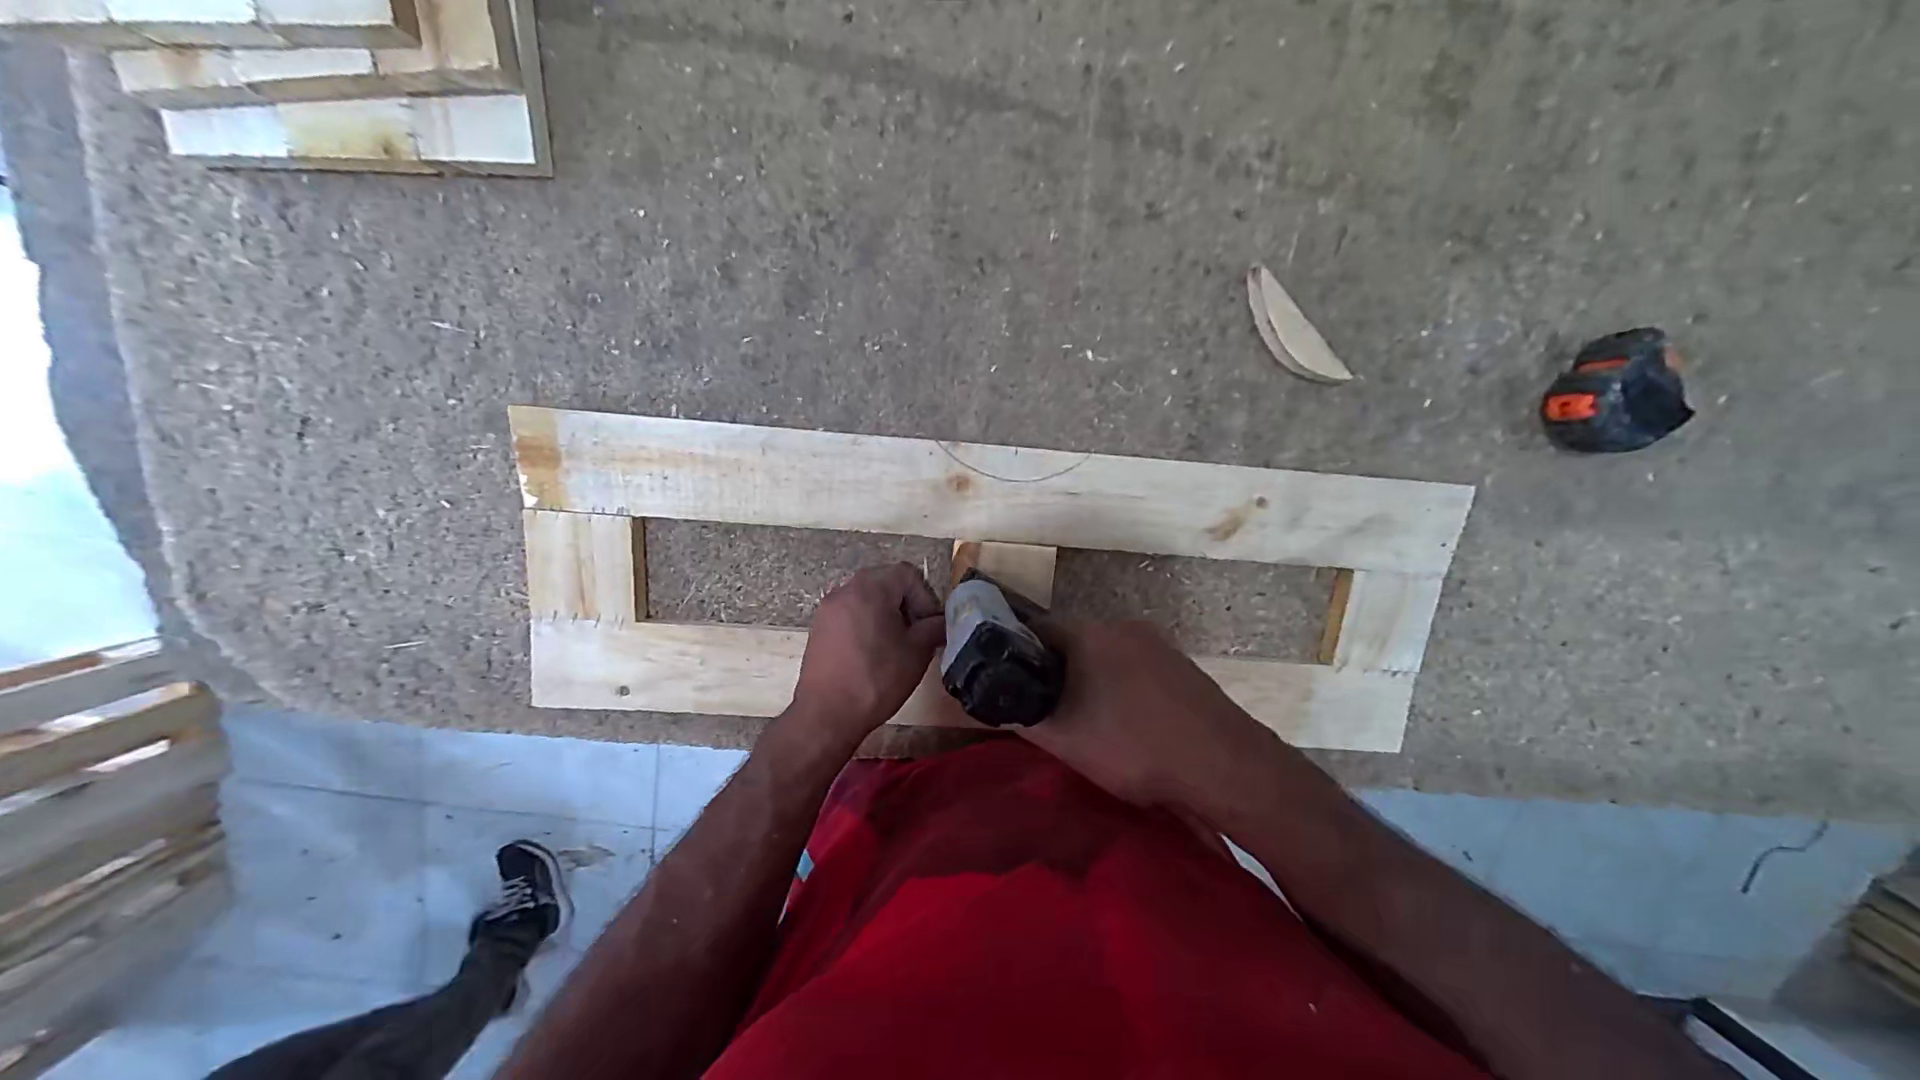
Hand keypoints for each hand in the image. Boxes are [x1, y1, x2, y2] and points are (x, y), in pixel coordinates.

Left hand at [785, 563, 945, 749]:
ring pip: (867, 599)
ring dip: (886, 615)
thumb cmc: (877, 679)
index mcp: (870, 587)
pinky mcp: (818, 628)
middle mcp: (844, 590)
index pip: (907, 574)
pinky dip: (866, 624)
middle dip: (907, 604)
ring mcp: (827, 609)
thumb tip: (941, 622)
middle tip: (916, 634)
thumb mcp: (917, 652)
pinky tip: (872, 654)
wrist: (827, 715)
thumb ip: (934, 627)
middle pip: (886, 582)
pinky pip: (850, 614)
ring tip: (895, 646)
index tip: (928, 626)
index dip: (925, 597)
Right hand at [1017, 619, 1277, 813]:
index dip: (1016, 656)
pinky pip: (1136, 669)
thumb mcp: (1064, 739)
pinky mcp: (1182, 666)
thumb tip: (992, 703)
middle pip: (1073, 642)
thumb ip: (1023, 716)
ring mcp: (1158, 644)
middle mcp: (1123, 626)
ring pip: (1106, 657)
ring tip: (1089, 726)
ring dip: (1091, 683)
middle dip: (1056, 673)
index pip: (1036, 630)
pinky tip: (1130, 726)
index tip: (1009, 686)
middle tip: (1048, 712)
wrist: (1224, 765)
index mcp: (1090, 632)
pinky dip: (1123, 690)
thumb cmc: (1133, 746)